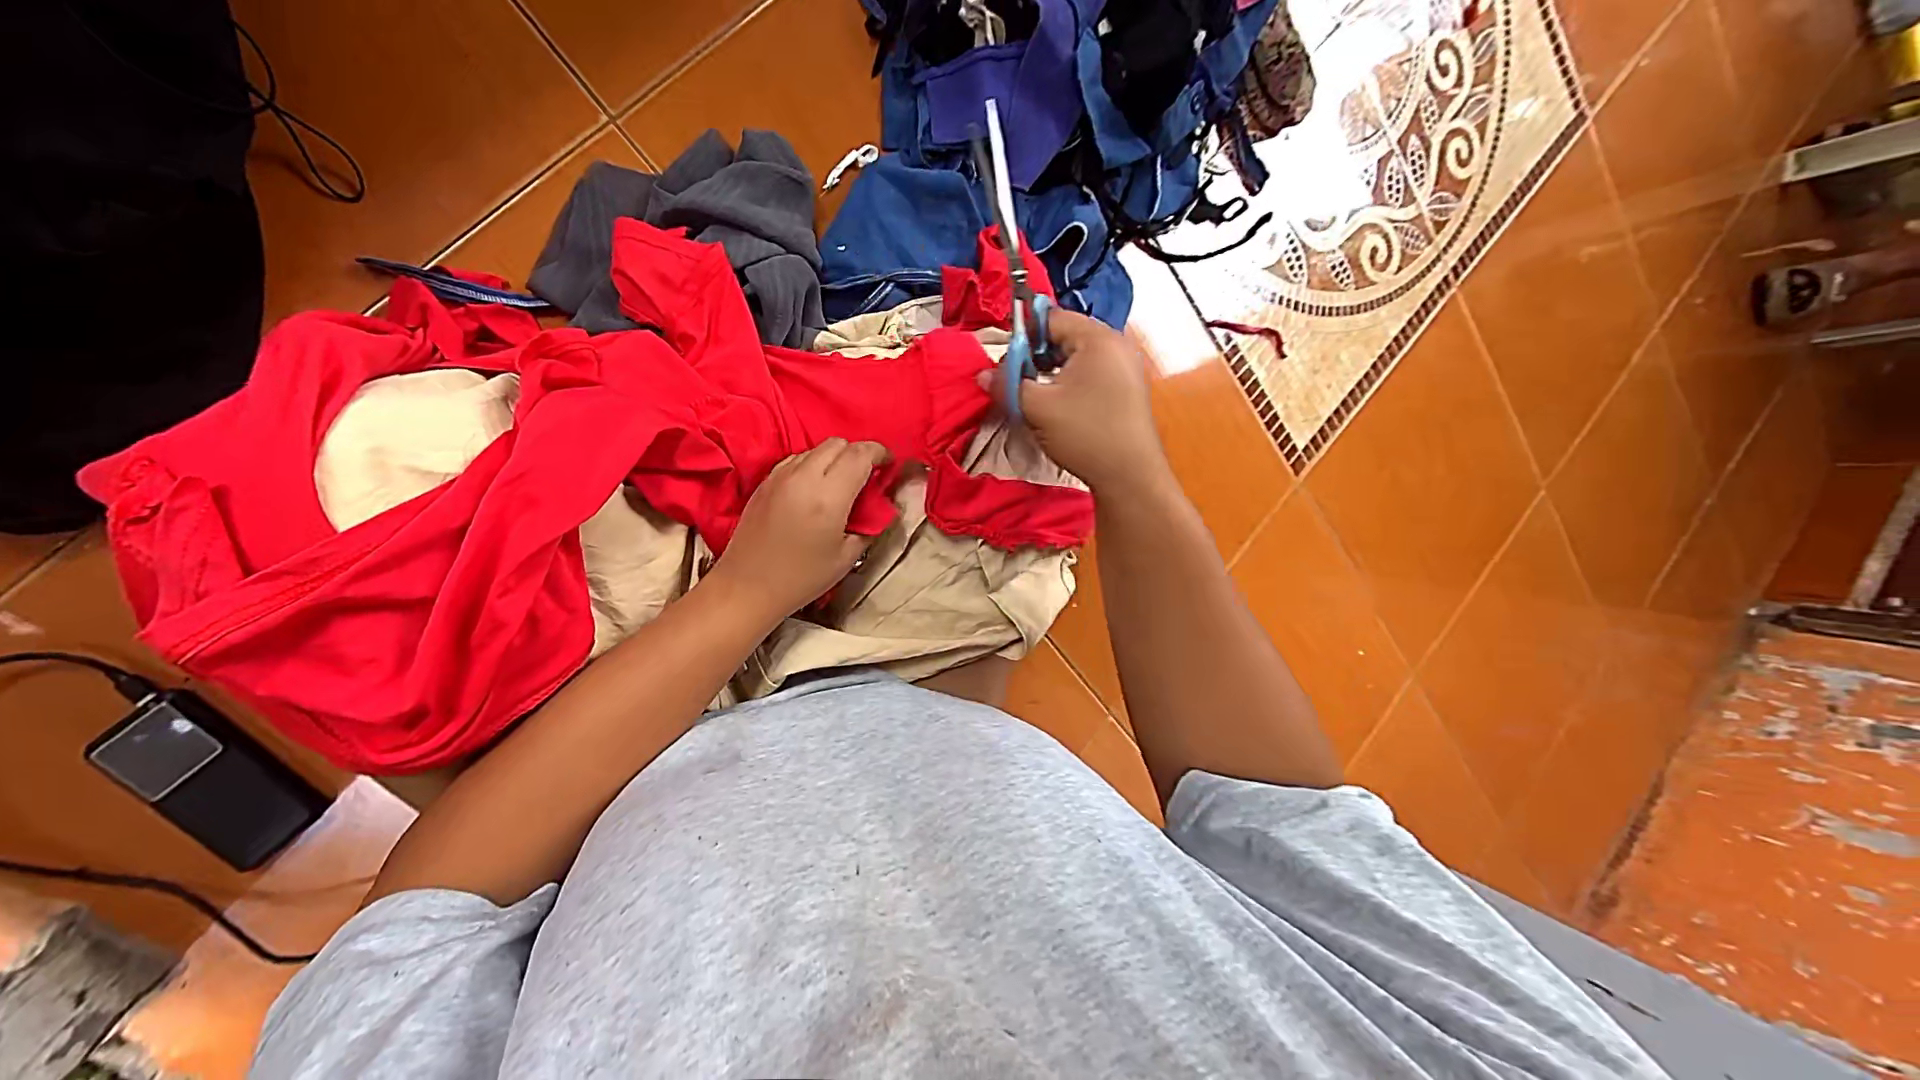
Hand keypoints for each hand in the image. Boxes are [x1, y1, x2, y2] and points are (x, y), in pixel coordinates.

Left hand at [709, 438, 888, 622]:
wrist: (748, 586)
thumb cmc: (802, 578)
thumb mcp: (847, 557)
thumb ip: (868, 525)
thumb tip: (879, 506)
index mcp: (829, 497)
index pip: (860, 454)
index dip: (880, 453)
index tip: (889, 463)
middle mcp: (803, 477)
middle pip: (838, 444)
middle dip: (857, 453)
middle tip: (866, 475)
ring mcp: (780, 476)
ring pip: (815, 448)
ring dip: (833, 458)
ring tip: (840, 482)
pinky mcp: (765, 482)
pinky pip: (796, 459)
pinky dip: (812, 464)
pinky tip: (814, 488)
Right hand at [980, 310, 1171, 494]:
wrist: (1129, 475)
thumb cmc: (1085, 433)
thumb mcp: (1036, 407)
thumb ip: (1007, 385)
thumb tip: (983, 376)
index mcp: (1097, 337)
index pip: (1051, 318)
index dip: (1023, 336)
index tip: (1006, 362)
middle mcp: (1116, 344)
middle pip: (1065, 336)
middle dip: (1036, 357)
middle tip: (1017, 381)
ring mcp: (1126, 368)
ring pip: (1076, 358)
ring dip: (1050, 373)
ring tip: (1035, 397)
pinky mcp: (1127, 390)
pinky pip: (1091, 375)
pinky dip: (1069, 384)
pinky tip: (1058, 407)